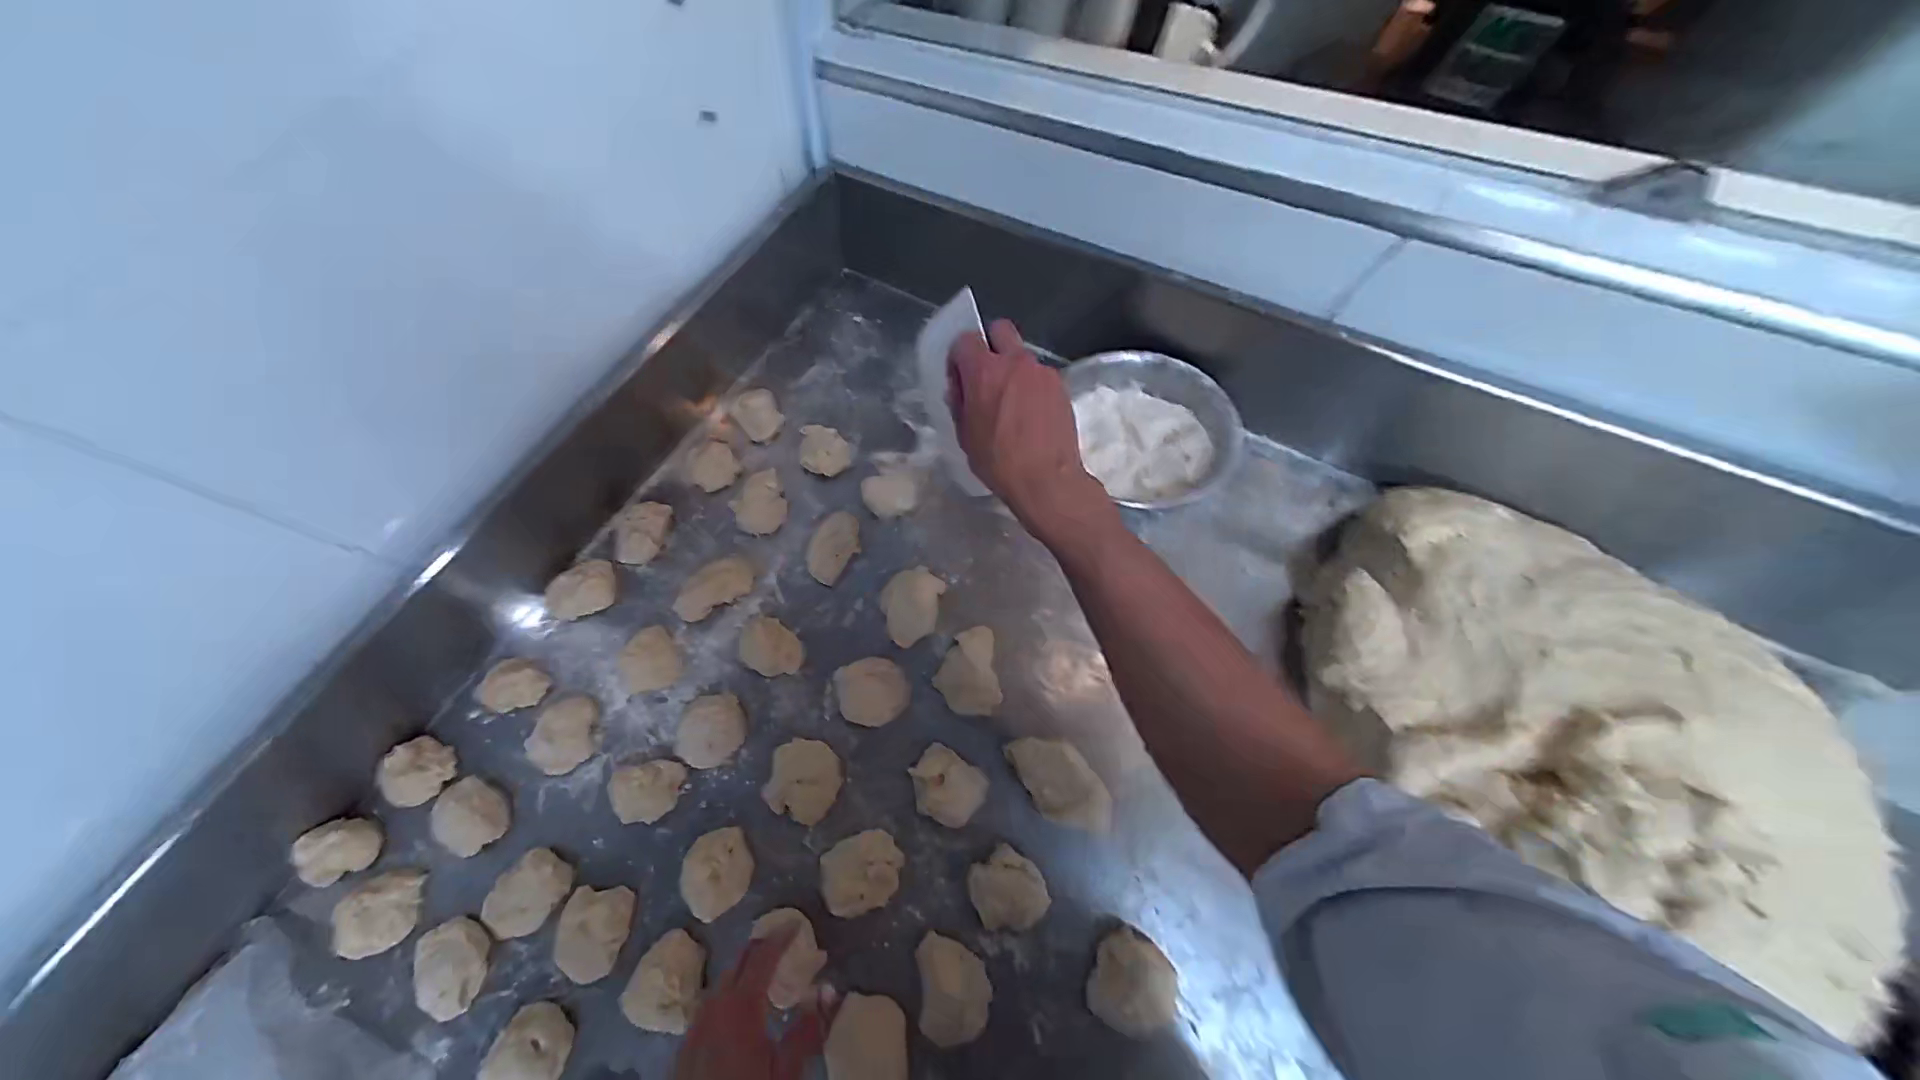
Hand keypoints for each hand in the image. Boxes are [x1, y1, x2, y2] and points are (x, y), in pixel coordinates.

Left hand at [673, 928, 831, 1079]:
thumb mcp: (786, 1072)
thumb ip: (808, 1030)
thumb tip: (829, 991)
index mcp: (740, 1006)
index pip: (763, 957)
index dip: (781, 936)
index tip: (797, 924)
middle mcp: (714, 1008)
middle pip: (738, 962)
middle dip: (761, 947)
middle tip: (784, 941)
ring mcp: (696, 1027)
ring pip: (722, 982)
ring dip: (744, 969)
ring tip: (765, 971)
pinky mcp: (686, 1048)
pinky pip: (710, 1004)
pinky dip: (729, 992)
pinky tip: (738, 1009)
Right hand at [949, 320, 1116, 544]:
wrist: (1046, 479)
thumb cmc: (998, 462)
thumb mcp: (965, 436)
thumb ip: (960, 404)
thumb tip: (961, 390)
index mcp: (984, 372)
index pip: (965, 340)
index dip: (959, 357)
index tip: (960, 379)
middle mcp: (1015, 363)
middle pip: (1000, 330)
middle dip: (990, 345)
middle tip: (987, 377)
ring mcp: (1042, 373)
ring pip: (1022, 356)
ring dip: (1013, 371)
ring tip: (1012, 405)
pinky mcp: (1061, 387)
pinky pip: (1040, 377)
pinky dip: (1032, 388)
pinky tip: (1031, 416)